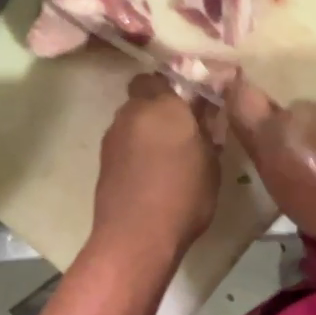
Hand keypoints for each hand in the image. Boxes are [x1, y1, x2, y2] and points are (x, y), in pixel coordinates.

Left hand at [90, 74, 220, 265]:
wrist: (136, 237)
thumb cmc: (184, 198)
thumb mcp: (211, 163)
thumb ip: (206, 129)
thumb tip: (205, 108)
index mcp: (163, 105)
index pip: (164, 77)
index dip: (176, 87)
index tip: (192, 104)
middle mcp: (132, 112)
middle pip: (144, 98)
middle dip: (159, 109)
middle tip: (182, 131)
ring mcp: (113, 137)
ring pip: (132, 122)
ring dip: (146, 131)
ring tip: (167, 158)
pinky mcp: (103, 161)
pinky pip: (124, 145)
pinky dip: (135, 153)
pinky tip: (150, 175)